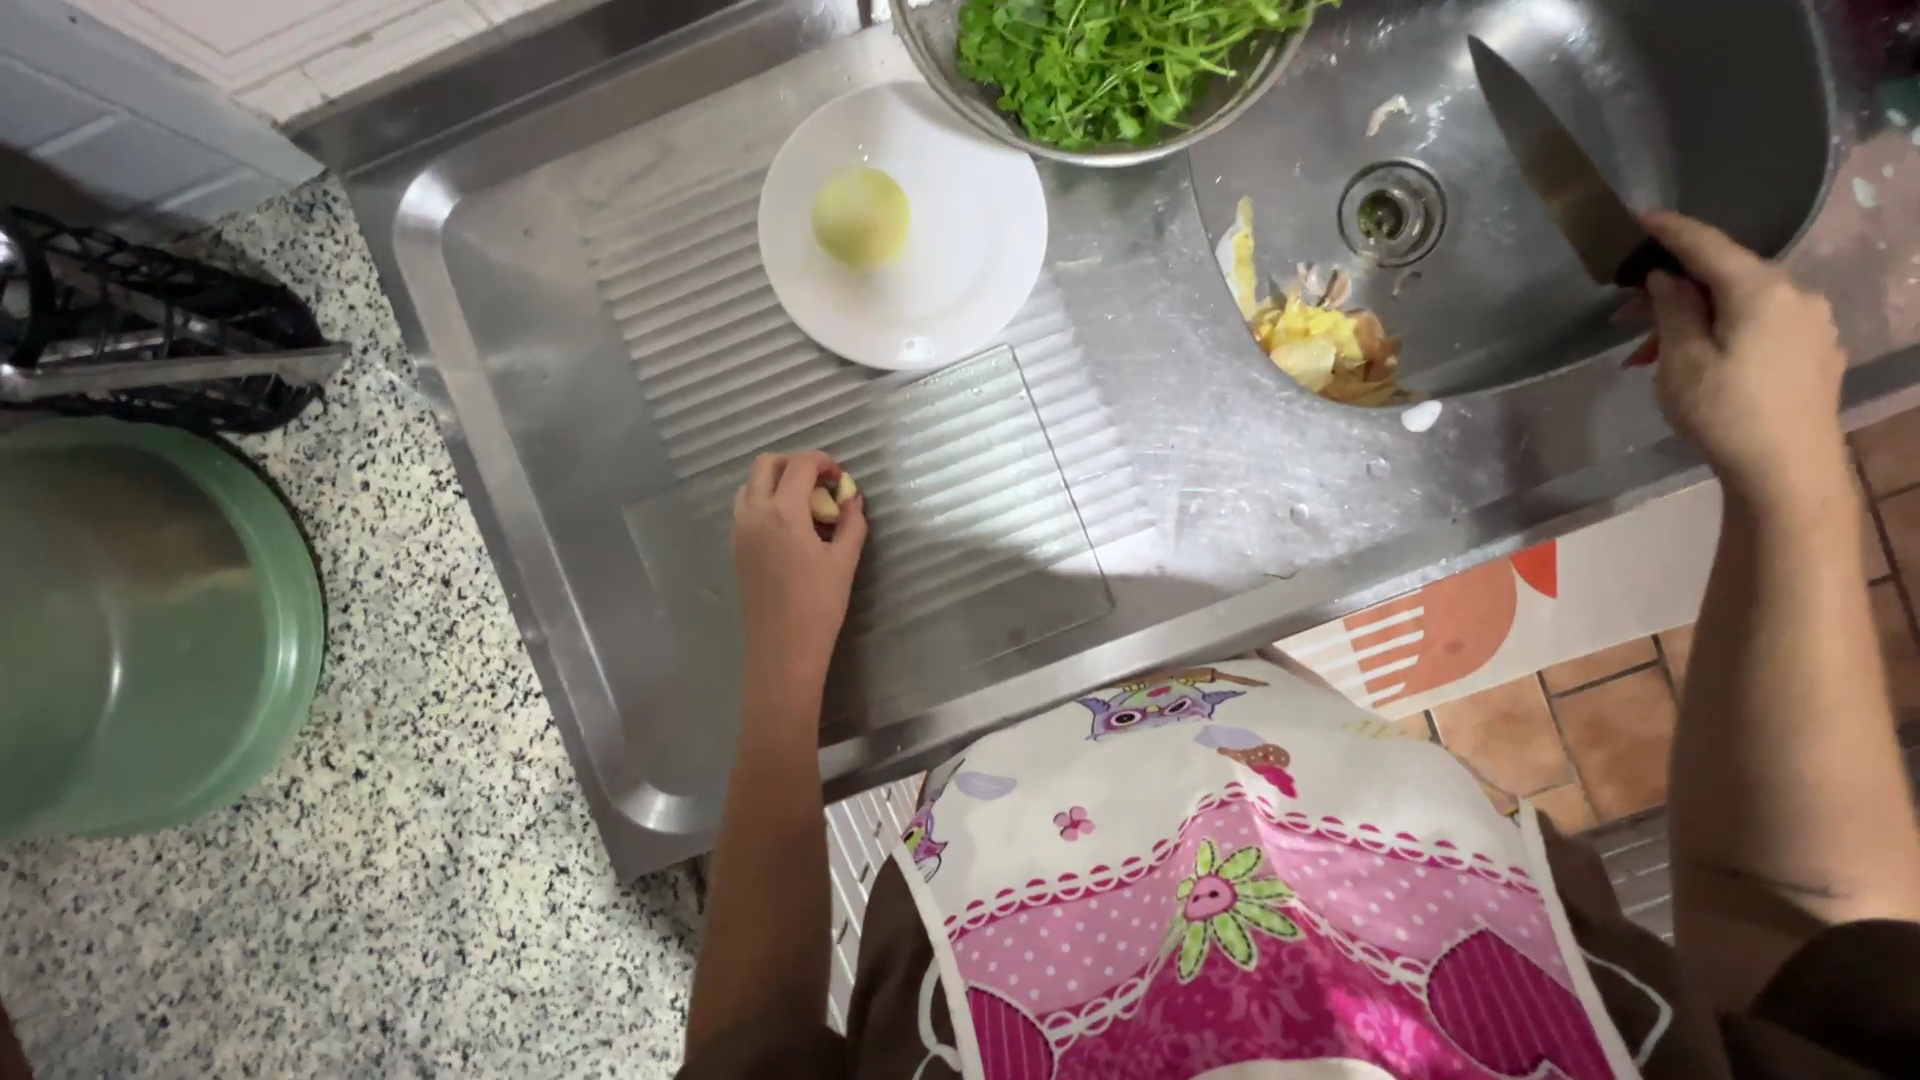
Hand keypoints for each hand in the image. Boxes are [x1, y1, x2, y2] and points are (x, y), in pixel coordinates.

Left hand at [731, 451, 867, 684]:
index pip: (799, 465)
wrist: (783, 648)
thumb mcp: (845, 561)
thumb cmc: (819, 604)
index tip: (840, 477)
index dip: (823, 461)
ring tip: (805, 505)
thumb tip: (853, 499)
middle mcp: (754, 513)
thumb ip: (852, 522)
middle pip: (766, 465)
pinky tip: (790, 528)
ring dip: (777, 482)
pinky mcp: (736, 548)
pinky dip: (766, 502)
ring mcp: (739, 531)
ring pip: (750, 485)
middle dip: (795, 464)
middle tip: (821, 484)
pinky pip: (746, 508)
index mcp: (782, 512)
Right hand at [1641, 211, 1849, 508]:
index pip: (1709, 246)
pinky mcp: (1813, 349)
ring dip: (1692, 315)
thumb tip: (1667, 277)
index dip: (1672, 230)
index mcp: (1761, 291)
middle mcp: (1796, 294)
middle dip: (1673, 287)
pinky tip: (1692, 359)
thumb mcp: (1680, 360)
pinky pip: (1759, 324)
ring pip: (1741, 302)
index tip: (1640, 216)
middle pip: (1726, 275)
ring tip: (1649, 350)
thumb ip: (1673, 310)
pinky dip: (1719, 330)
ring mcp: (1811, 323)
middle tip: (1624, 310)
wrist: (1785, 465)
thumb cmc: (1723, 410)